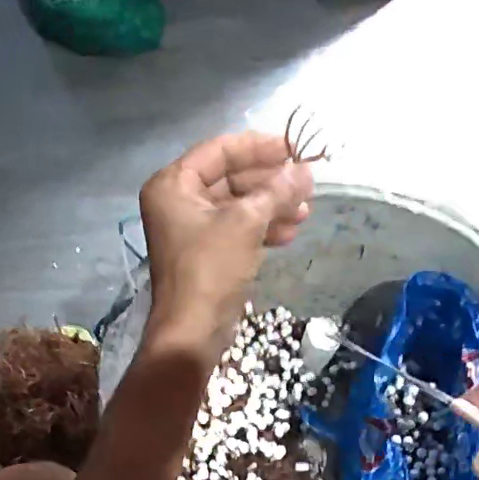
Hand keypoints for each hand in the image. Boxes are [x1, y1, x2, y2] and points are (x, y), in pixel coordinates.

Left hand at [139, 132, 313, 346]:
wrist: (193, 332)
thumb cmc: (212, 270)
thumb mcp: (246, 223)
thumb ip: (277, 191)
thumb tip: (305, 171)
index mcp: (173, 185)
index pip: (219, 151)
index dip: (258, 148)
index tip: (293, 150)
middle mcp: (177, 203)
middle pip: (229, 179)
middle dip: (269, 183)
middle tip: (305, 185)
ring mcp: (190, 232)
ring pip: (237, 207)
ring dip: (271, 208)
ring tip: (303, 212)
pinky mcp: (205, 256)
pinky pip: (236, 231)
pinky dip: (261, 230)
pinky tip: (289, 233)